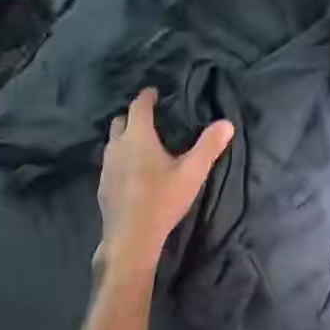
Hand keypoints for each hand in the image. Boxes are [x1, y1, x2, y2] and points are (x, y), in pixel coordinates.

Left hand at [96, 89, 234, 279]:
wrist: (131, 236)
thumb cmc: (162, 200)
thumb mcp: (192, 173)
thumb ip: (209, 147)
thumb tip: (226, 123)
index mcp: (138, 137)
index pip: (139, 107)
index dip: (147, 97)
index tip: (154, 92)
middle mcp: (117, 147)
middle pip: (120, 121)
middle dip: (133, 116)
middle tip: (148, 118)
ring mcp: (107, 167)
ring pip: (113, 143)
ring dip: (124, 138)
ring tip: (141, 144)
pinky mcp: (103, 186)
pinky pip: (111, 163)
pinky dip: (120, 159)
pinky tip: (131, 172)